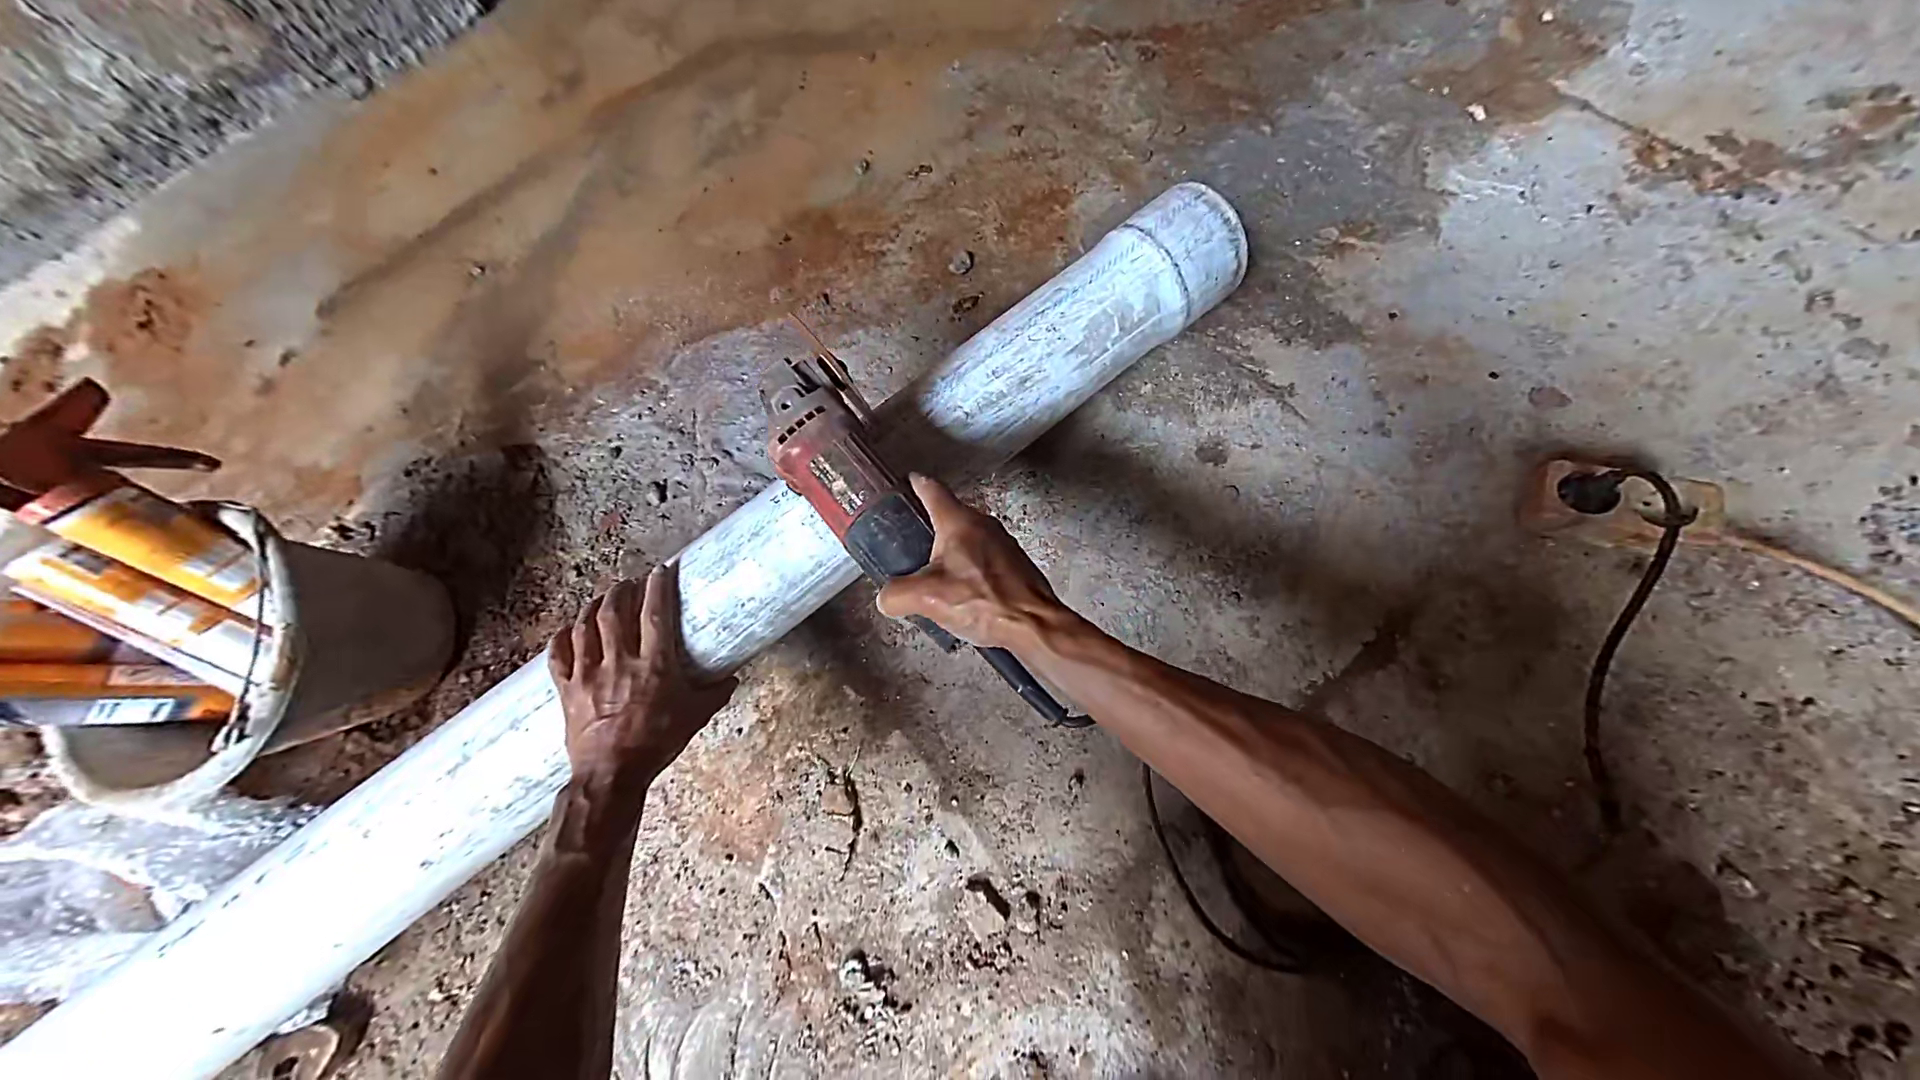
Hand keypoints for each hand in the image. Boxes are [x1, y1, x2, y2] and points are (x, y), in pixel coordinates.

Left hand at [548, 564, 737, 813]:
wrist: (611, 774)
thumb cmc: (657, 743)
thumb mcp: (695, 717)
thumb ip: (715, 694)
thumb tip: (734, 679)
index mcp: (654, 666)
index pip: (656, 614)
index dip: (658, 587)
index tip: (661, 570)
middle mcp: (620, 663)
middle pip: (615, 612)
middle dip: (622, 590)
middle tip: (630, 581)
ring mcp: (589, 674)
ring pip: (585, 627)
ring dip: (594, 605)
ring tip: (603, 596)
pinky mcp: (568, 690)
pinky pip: (558, 655)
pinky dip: (561, 636)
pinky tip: (568, 628)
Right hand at [876, 474, 1071, 648]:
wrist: (1032, 625)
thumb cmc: (985, 603)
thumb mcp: (925, 598)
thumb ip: (895, 594)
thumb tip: (887, 598)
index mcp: (960, 523)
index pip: (935, 492)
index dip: (919, 485)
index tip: (913, 479)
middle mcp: (985, 526)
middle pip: (953, 517)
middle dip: (934, 526)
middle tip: (916, 538)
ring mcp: (1004, 545)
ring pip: (971, 539)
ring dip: (955, 552)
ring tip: (938, 574)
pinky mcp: (1016, 566)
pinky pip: (987, 560)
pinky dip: (973, 570)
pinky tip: (965, 593)